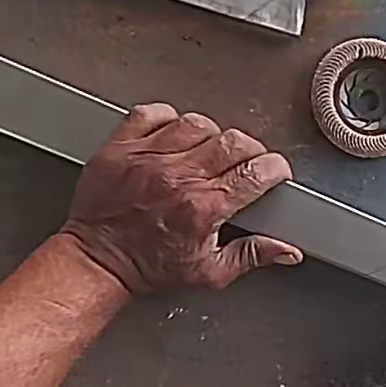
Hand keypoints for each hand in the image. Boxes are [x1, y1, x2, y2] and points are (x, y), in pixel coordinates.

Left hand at [59, 104, 302, 294]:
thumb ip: (253, 256)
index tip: (275, 172)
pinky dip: (169, 119)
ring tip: (211, 151)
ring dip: (212, 135)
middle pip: (233, 142)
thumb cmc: (150, 267)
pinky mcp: (121, 148)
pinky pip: (151, 114)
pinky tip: (175, 135)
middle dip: (251, 150)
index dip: (275, 168)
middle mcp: (178, 178)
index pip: (255, 173)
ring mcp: (148, 158)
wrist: (99, 262)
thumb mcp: (212, 272)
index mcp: (204, 208)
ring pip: (197, 124)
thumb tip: (286, 251)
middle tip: (248, 163)